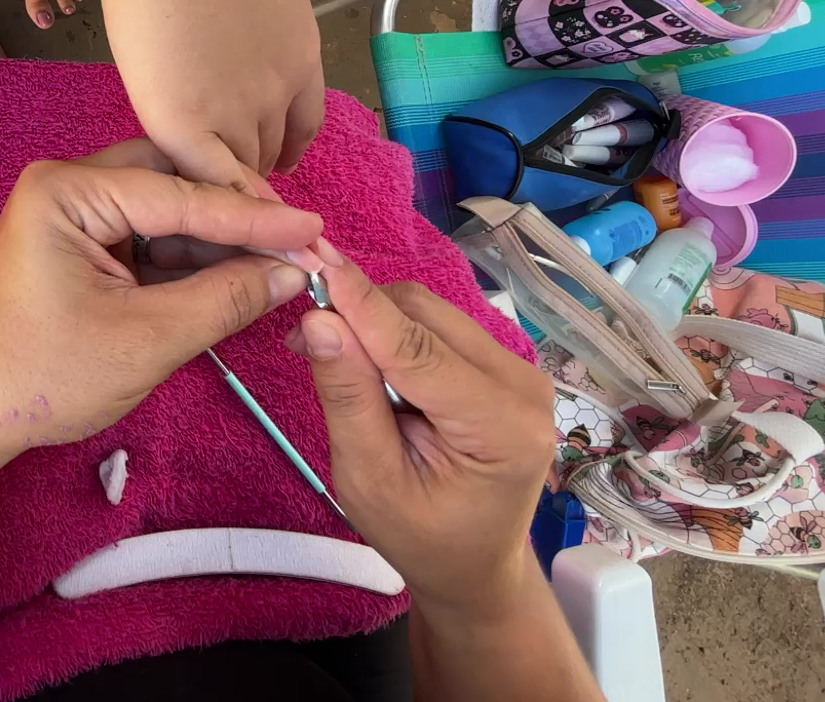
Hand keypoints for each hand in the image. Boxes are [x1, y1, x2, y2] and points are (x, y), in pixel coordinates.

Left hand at [0, 141, 320, 466]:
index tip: (315, 230)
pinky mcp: (83, 244)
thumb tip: (293, 272)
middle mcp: (68, 186)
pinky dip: (188, 258)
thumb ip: (225, 299)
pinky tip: (235, 274)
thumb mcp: (145, 340)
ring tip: (278, 262)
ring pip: (163, 210)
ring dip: (215, 238)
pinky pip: (147, 238)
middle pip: (171, 183)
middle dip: (233, 215)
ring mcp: (74, 214)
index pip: (177, 194)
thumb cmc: (45, 377)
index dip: (252, 216)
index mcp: (66, 191)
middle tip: (295, 241)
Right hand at [30, 0, 325, 190]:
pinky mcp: (188, 122)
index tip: (256, 166)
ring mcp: (238, 108)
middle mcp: (281, 89)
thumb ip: (243, 29)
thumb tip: (218, 40)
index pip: (299, 126)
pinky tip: (187, 224)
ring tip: (193, 216)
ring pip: (237, 174)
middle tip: (220, 198)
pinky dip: (205, 210)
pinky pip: (206, 183)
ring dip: (221, 194)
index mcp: (300, 53)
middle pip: (269, 156)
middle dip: (249, 178)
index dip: (276, 150)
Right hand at [286, 260, 555, 611]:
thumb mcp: (368, 477)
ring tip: (332, 356)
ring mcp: (516, 368)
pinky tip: (366, 360)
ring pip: (424, 310)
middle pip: (422, 316)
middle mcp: (521, 385)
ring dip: (370, 319)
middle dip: (358, 313)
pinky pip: (431, 322)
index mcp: (501, 427)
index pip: (418, 348)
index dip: (362, 303)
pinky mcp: (499, 361)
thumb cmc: (419, 535)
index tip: (315, 260)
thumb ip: (347, 396)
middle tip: (303, 339)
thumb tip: (320, 321)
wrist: (474, 564)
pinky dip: (388, 329)